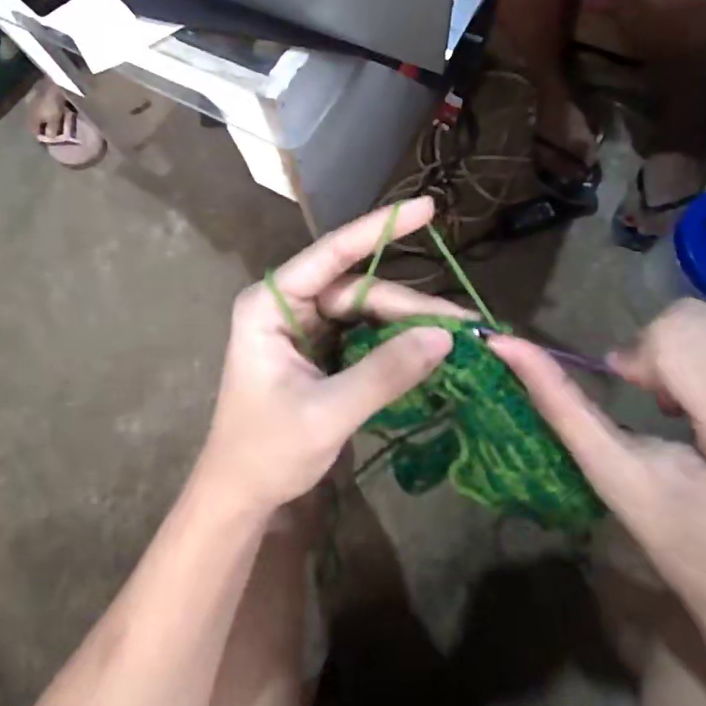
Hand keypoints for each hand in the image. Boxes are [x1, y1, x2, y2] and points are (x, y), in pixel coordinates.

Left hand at [194, 198, 471, 517]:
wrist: (241, 498)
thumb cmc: (266, 453)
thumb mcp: (328, 413)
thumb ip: (384, 372)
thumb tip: (444, 337)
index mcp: (271, 307)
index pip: (332, 254)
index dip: (381, 229)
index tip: (427, 207)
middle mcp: (289, 307)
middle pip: (362, 290)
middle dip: (412, 306)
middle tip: (464, 323)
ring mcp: (308, 328)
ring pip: (370, 311)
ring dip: (411, 324)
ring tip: (458, 337)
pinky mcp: (324, 351)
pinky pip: (369, 334)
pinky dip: (400, 343)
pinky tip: (431, 350)